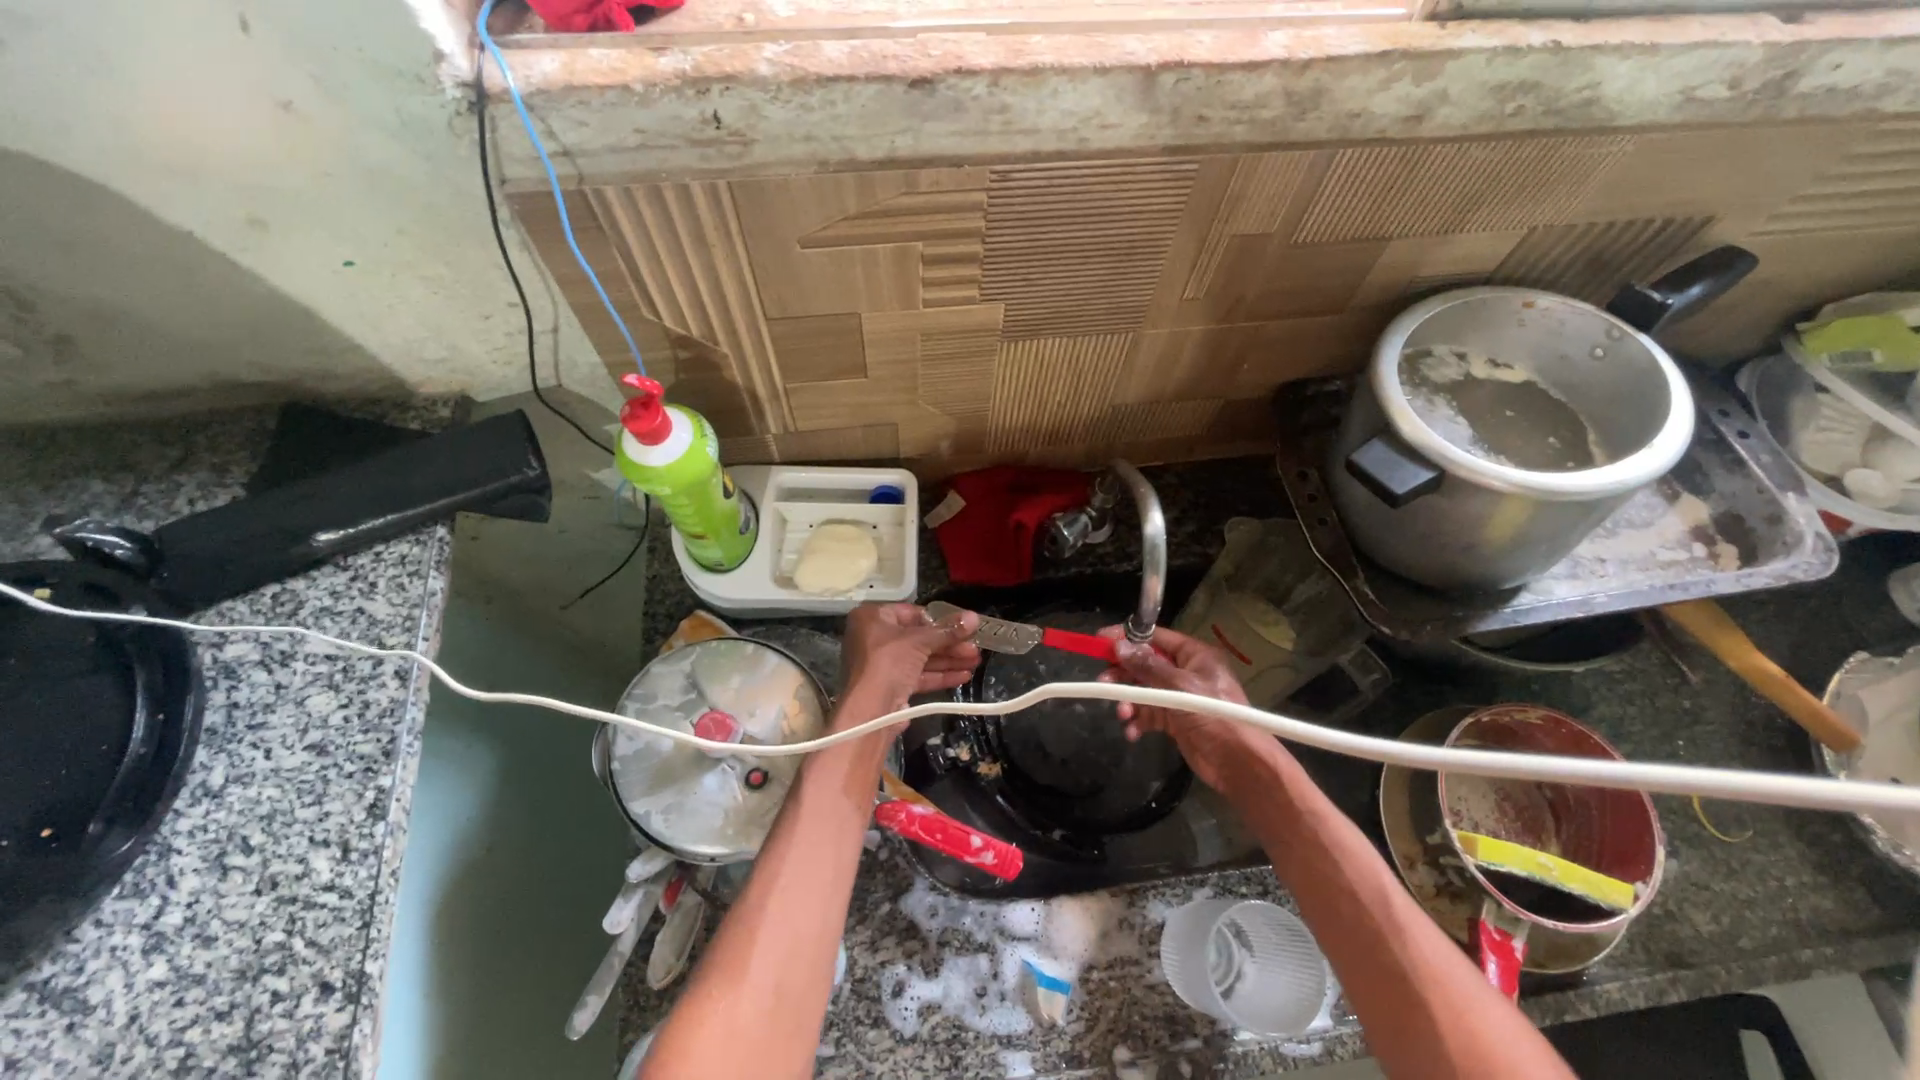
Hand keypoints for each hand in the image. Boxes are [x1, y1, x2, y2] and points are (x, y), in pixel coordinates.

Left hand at [841, 602, 981, 717]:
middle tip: (975, 647)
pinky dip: (940, 675)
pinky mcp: (892, 685)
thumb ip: (948, 630)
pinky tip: (963, 675)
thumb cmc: (888, 662)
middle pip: (919, 638)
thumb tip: (975, 617)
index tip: (961, 625)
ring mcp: (883, 664)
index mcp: (872, 618)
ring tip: (975, 661)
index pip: (911, 613)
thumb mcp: (920, 641)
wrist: (870, 710)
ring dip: (949, 659)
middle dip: (949, 644)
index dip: (938, 620)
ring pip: (921, 658)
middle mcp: (874, 638)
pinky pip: (918, 676)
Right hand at [1094, 624, 1287, 793]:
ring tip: (1123, 715)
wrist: (1238, 762)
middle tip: (1103, 682)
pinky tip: (1133, 732)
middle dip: (1124, 675)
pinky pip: (1149, 715)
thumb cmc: (1214, 715)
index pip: (1156, 637)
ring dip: (1129, 702)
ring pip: (1143, 691)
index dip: (1128, 637)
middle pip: (1145, 665)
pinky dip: (1138, 722)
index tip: (1100, 640)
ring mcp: (1180, 698)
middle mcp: (1186, 672)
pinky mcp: (1175, 721)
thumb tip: (1119, 646)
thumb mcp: (1180, 687)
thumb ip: (1148, 667)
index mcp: (1194, 655)